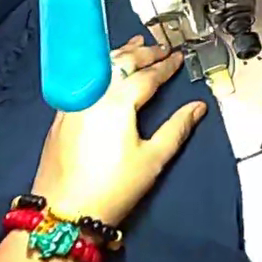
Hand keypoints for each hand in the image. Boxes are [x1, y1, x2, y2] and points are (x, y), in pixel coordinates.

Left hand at [31, 36, 206, 225]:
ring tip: (136, 46)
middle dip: (145, 53)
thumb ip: (177, 128)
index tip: (179, 57)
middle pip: (122, 63)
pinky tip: (106, 70)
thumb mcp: (153, 160)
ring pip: (101, 67)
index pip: (148, 75)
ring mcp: (76, 102)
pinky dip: (101, 67)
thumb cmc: (112, 189)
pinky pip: (85, 78)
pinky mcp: (62, 114)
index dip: (166, 65)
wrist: (63, 214)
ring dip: (121, 54)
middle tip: (163, 48)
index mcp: (119, 102)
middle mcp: (95, 94)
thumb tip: (198, 107)